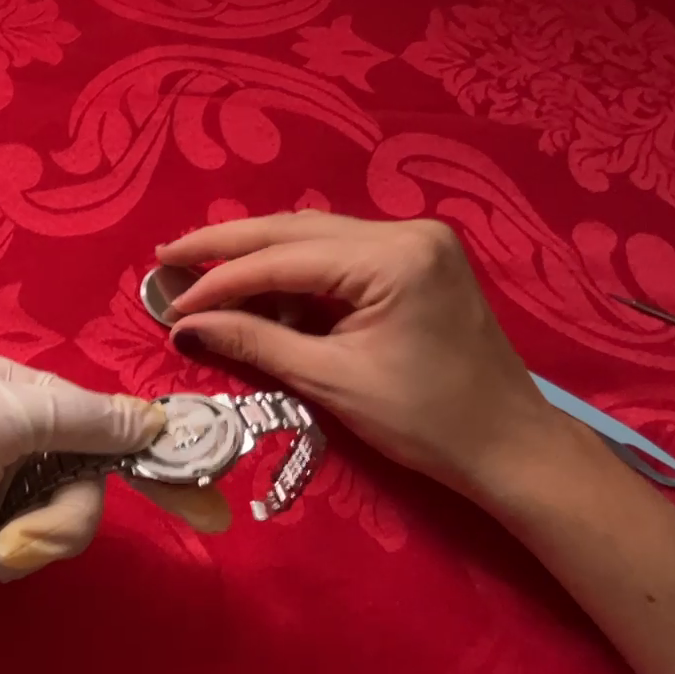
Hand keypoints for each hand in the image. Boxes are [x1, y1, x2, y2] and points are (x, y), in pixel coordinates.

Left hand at [0, 354, 165, 630]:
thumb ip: (81, 419)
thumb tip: (158, 417)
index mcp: (12, 388)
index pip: (100, 416)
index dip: (144, 455)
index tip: (203, 502)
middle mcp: (12, 430)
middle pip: (88, 478)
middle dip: (58, 518)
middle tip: (20, 539)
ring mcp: (2, 482)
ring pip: (65, 518)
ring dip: (24, 543)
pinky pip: (31, 546)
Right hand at [157, 211, 564, 494]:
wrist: (507, 445)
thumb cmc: (424, 419)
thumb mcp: (330, 380)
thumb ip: (254, 342)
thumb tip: (185, 326)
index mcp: (394, 258)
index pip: (282, 259)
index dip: (219, 281)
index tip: (170, 304)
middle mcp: (405, 233)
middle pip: (292, 228)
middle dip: (225, 244)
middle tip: (167, 255)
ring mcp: (412, 243)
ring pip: (309, 236)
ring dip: (252, 254)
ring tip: (196, 266)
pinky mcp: (410, 262)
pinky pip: (331, 254)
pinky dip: (285, 269)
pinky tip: (250, 281)